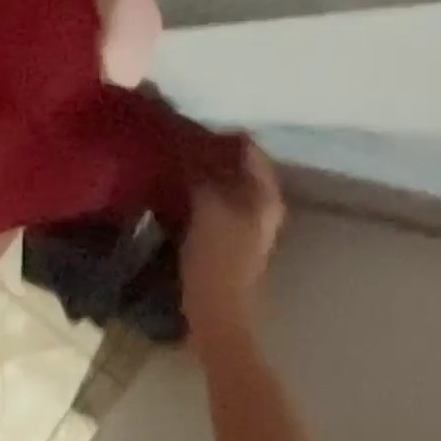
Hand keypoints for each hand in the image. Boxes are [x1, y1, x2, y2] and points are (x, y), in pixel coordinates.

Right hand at [179, 134, 285, 333]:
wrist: (216, 312)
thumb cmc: (217, 259)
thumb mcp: (208, 209)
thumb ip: (204, 178)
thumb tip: (191, 154)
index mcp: (266, 199)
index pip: (251, 153)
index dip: (225, 138)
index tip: (194, 128)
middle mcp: (263, 210)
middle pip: (239, 171)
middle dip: (212, 156)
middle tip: (180, 143)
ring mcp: (246, 228)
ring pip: (225, 189)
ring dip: (203, 177)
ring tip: (174, 165)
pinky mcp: (227, 242)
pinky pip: (213, 206)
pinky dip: (197, 196)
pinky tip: (174, 194)